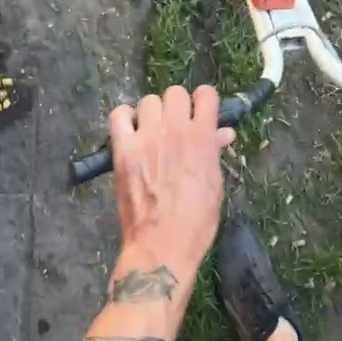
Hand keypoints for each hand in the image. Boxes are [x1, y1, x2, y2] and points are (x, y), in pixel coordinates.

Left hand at [107, 85, 236, 282]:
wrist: (162, 247)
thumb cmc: (196, 221)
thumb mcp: (215, 184)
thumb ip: (214, 152)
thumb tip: (223, 132)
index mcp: (202, 137)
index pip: (206, 94)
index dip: (205, 102)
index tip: (201, 112)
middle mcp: (175, 129)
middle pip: (175, 92)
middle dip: (178, 106)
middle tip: (176, 125)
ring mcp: (147, 137)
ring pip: (148, 101)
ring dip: (152, 113)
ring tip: (152, 131)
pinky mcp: (123, 149)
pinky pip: (118, 115)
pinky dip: (124, 118)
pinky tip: (130, 130)